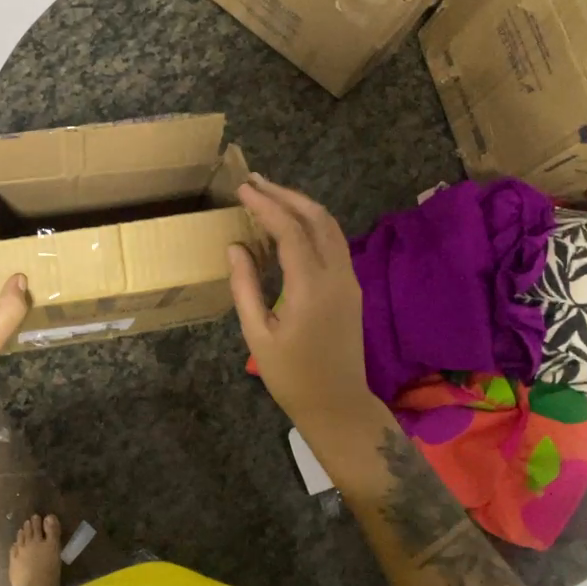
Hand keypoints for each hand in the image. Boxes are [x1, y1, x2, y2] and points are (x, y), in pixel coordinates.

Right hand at [227, 174, 368, 428]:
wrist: (338, 404)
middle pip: (316, 218)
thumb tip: (235, 247)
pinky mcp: (351, 287)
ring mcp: (349, 280)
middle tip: (255, 182)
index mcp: (312, 288)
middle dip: (285, 195)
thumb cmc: (292, 376)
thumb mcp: (258, 334)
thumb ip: (245, 286)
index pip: (290, 231)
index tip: (243, 189)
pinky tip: (289, 224)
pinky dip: (311, 223)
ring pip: (329, 226)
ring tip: (270, 194)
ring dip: (301, 206)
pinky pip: (333, 242)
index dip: (266, 205)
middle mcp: (337, 276)